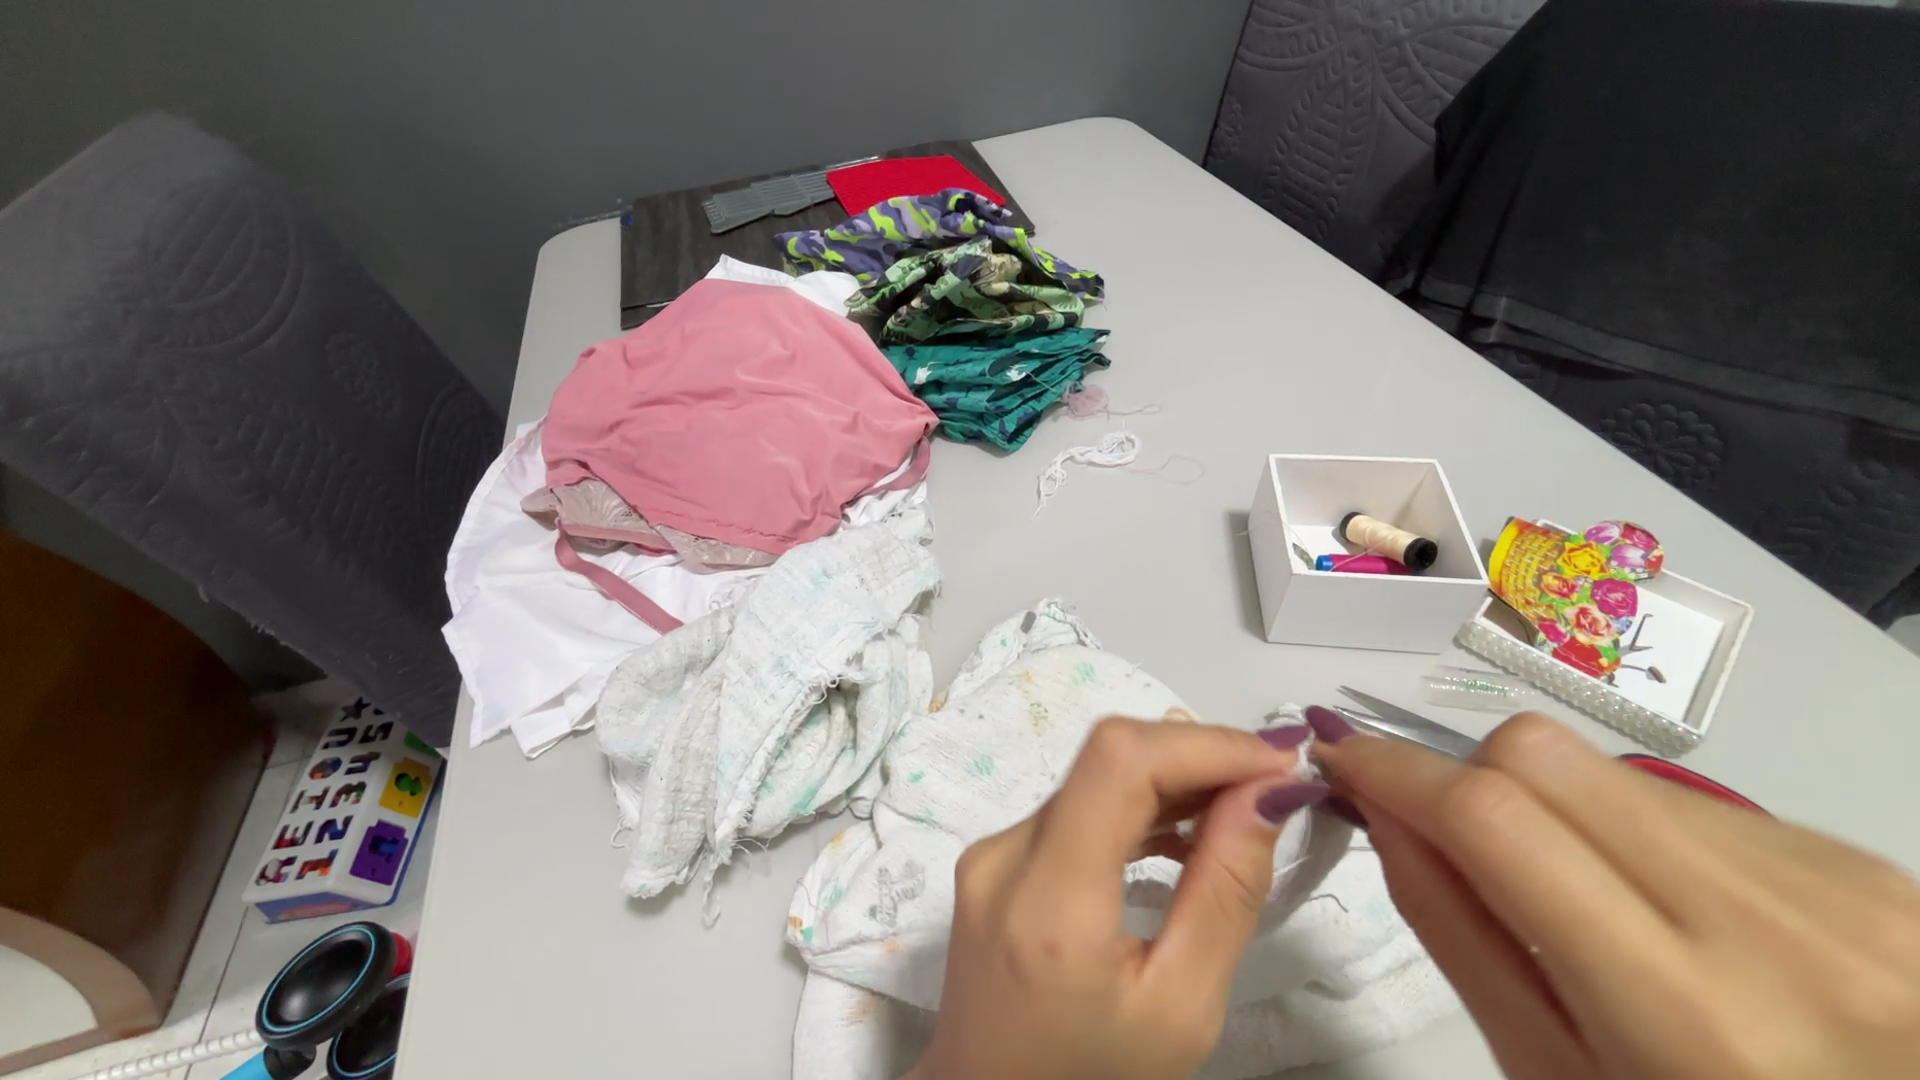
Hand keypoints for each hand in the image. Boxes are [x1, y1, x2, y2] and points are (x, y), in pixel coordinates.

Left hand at [909, 717, 1329, 1079]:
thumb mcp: (1181, 1009)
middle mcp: (1006, 854)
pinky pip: (1076, 805)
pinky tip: (1185, 834)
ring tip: (1242, 810)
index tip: (1280, 763)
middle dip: (1198, 755)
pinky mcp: (996, 857)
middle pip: (1107, 758)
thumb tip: (1268, 793)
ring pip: (1093, 775)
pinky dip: (1136, 805)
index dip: (1205, 742)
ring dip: (1172, 777)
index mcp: (1048, 900)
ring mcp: (992, 850)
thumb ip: (1224, 892)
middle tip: (1274, 787)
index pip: (1119, 761)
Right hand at [1309, 708, 1919, 1079]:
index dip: (1396, 769)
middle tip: (1440, 821)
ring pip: (1606, 770)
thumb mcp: (1552, 1073)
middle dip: (1462, 771)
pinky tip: (1658, 899)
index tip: (1342, 755)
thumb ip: (1455, 930)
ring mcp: (1835, 884)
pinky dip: (1624, 825)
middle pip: (1542, 756)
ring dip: (1547, 804)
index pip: (1495, 821)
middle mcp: (1772, 925)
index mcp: (1686, 1015)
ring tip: (1573, 887)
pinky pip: (1680, 797)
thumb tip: (1382, 810)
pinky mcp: (1865, 862)